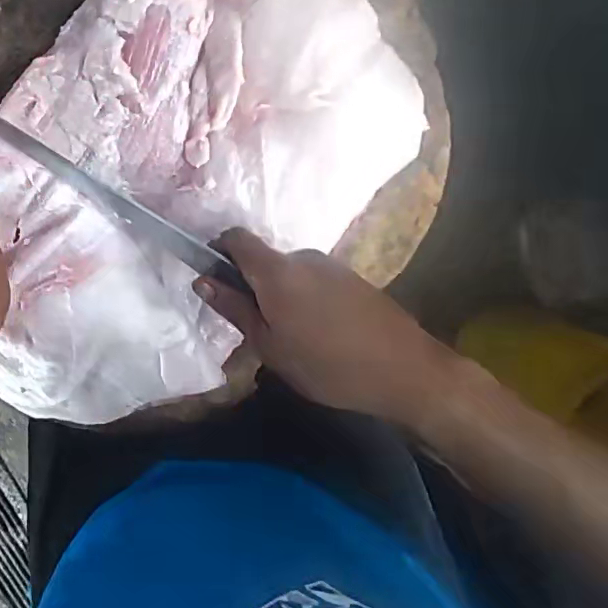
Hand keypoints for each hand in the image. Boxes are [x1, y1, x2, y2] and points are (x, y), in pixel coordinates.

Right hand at [195, 229, 473, 428]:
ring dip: (278, 296)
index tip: (213, 279)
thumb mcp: (270, 346)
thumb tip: (203, 280)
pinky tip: (317, 335)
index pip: (237, 237)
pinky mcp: (352, 278)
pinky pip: (313, 281)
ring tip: (289, 340)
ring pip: (289, 274)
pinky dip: (303, 300)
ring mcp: (331, 265)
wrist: (405, 369)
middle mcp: (303, 257)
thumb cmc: (327, 365)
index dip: (218, 250)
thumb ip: (235, 309)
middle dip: (250, 285)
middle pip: (263, 260)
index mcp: (277, 270)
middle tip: (254, 330)